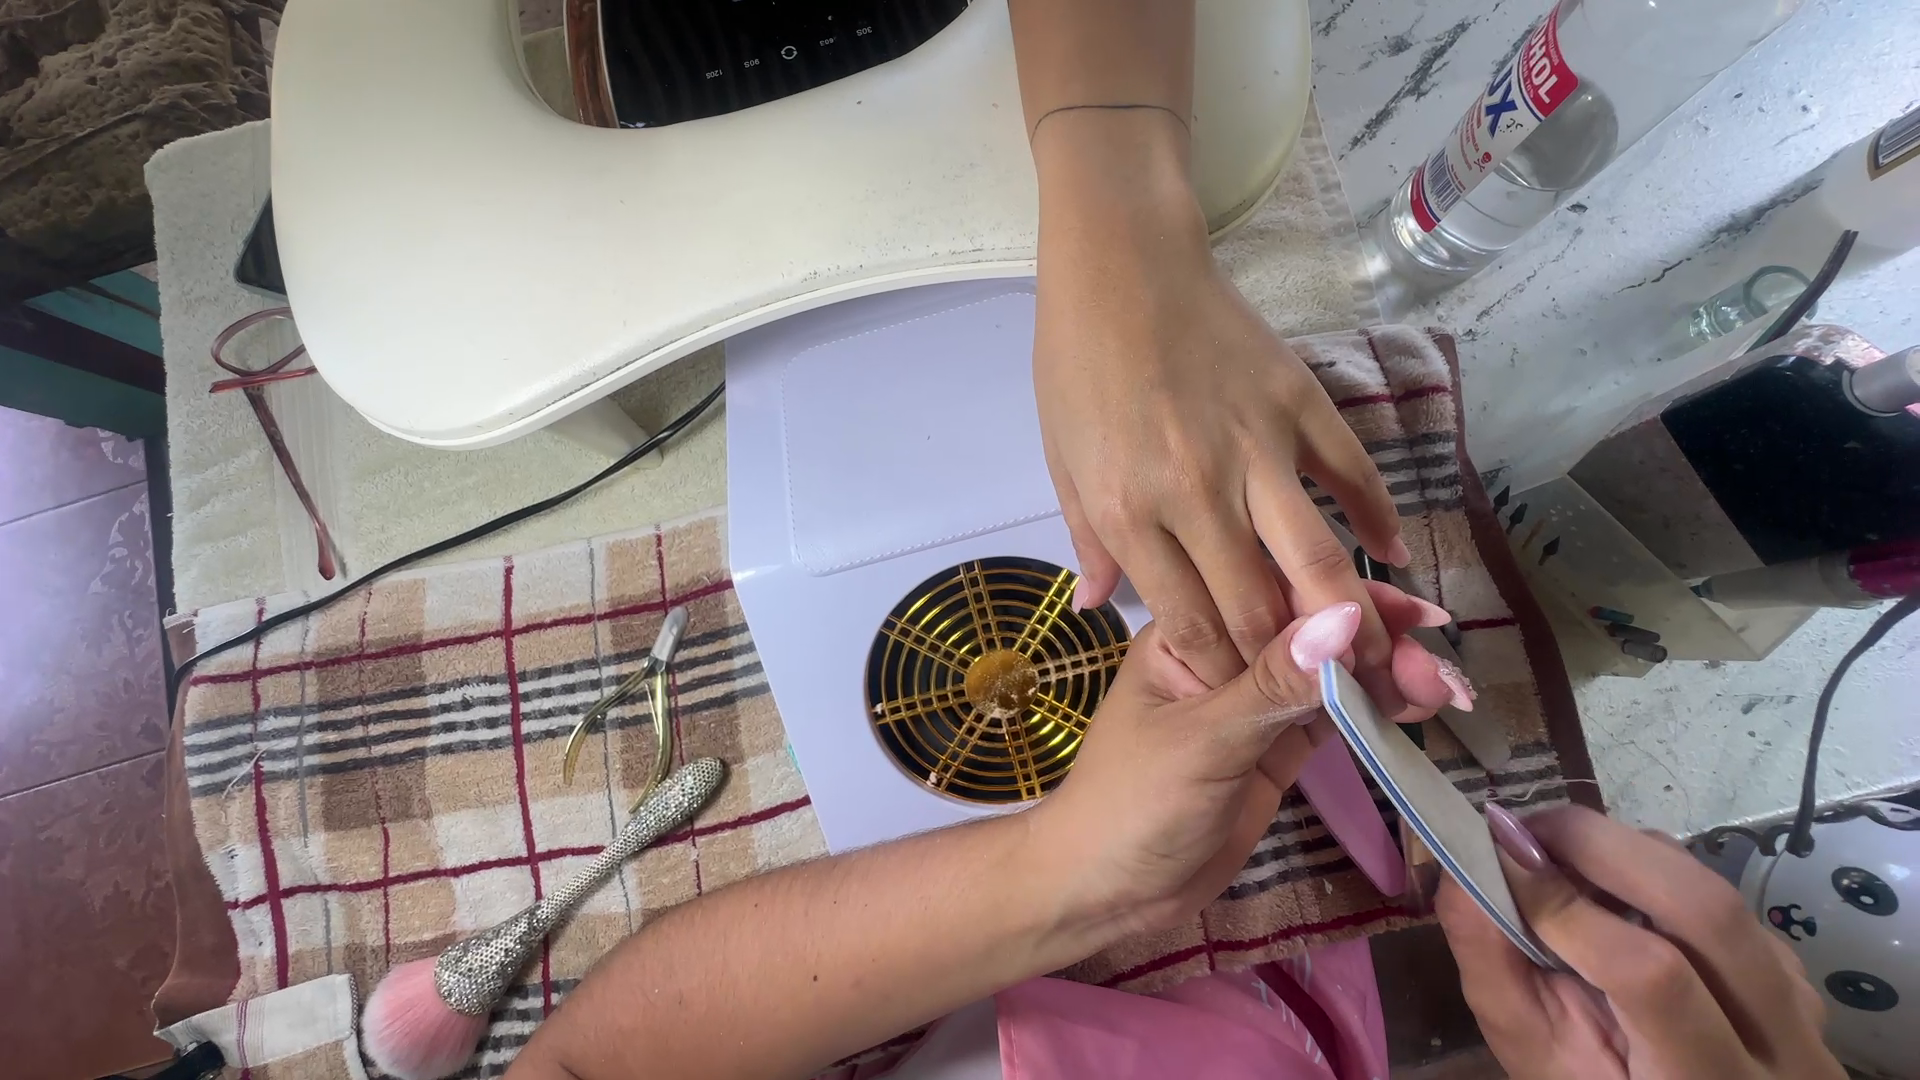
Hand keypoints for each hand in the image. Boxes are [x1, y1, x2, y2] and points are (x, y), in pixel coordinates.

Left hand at [1030, 110, 1408, 709]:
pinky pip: (1355, 475)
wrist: (1121, 269)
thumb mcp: (1064, 463)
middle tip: (1323, 700)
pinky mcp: (1301, 407)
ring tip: (1381, 659)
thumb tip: (1098, 606)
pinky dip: (1379, 518)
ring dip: (1355, 622)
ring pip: (1319, 561)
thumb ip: (1090, 542)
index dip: (1224, 675)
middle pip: (1259, 609)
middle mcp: (1199, 496)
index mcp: (1133, 515)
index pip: (1192, 625)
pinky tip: (1392, 554)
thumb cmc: (1077, 371)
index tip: (1246, 698)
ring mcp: (1259, 450)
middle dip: (1291, 669)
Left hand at [1033, 585, 1457, 940]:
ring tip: (1444, 688)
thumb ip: (1273, 685)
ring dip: (1383, 675)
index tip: (1409, 613)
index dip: (1339, 597)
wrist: (1111, 889)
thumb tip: (1345, 616)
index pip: (1267, 593)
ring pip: (1326, 674)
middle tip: (1437, 668)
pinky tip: (1414, 705)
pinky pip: (1329, 717)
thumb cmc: (1135, 804)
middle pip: (1306, 631)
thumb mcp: (1203, 741)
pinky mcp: (1271, 747)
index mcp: (1185, 632)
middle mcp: (1219, 655)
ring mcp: (1249, 703)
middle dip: (1373, 640)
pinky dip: (1371, 711)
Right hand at [1438, 804, 1843, 1079]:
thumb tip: (1460, 865)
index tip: (1491, 852)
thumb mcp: (1523, 1043)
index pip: (1647, 972)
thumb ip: (1489, 958)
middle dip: (1593, 844)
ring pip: (1709, 885)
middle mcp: (1781, 1045)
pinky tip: (1600, 891)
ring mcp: (1798, 1001)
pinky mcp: (1789, 966)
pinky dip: (1641, 866)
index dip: (1559, 901)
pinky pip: (1713, 887)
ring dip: (1614, 848)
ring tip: (1550, 857)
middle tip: (1518, 832)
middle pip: (1701, 906)